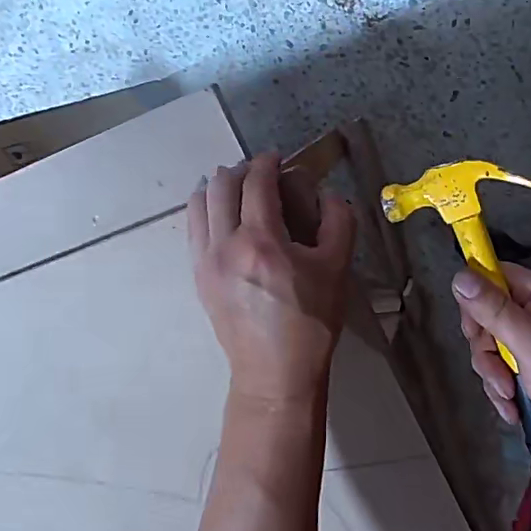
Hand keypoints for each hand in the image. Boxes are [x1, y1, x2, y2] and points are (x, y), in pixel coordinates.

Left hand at [188, 152, 356, 405]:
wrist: (275, 372)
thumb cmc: (311, 322)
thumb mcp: (337, 269)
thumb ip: (337, 221)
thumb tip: (325, 194)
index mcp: (261, 241)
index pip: (256, 183)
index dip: (266, 162)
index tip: (276, 158)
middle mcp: (225, 245)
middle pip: (220, 185)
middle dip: (240, 169)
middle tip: (260, 173)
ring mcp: (205, 261)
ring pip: (198, 203)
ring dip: (216, 186)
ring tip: (236, 188)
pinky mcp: (197, 276)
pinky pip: (192, 228)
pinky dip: (204, 209)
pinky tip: (220, 214)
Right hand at [454, 263, 530, 453]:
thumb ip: (493, 310)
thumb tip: (459, 275)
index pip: (491, 275)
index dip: (474, 301)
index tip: (476, 334)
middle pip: (488, 313)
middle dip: (486, 349)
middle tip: (499, 377)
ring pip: (495, 342)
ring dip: (494, 373)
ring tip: (509, 399)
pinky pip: (509, 361)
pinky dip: (506, 384)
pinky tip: (513, 407)